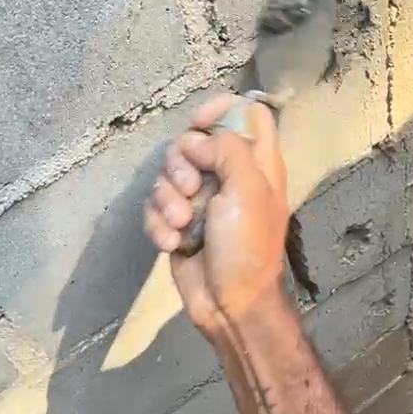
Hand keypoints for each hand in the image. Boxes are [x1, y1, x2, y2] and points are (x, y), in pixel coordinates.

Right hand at [144, 95, 290, 338]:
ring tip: (182, 224)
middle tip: (192, 191)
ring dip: (168, 200)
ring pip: (167, 174)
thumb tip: (196, 140)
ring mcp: (201, 199)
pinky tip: (171, 243)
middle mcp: (228, 174)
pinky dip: (158, 223)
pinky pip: (155, 206)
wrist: (230, 305)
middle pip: (192, 141)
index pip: (247, 112)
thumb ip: (227, 149)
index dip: (222, 109)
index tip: (198, 123)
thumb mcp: (248, 189)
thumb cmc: (247, 246)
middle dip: (181, 165)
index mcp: (257, 162)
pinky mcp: (178, 222)